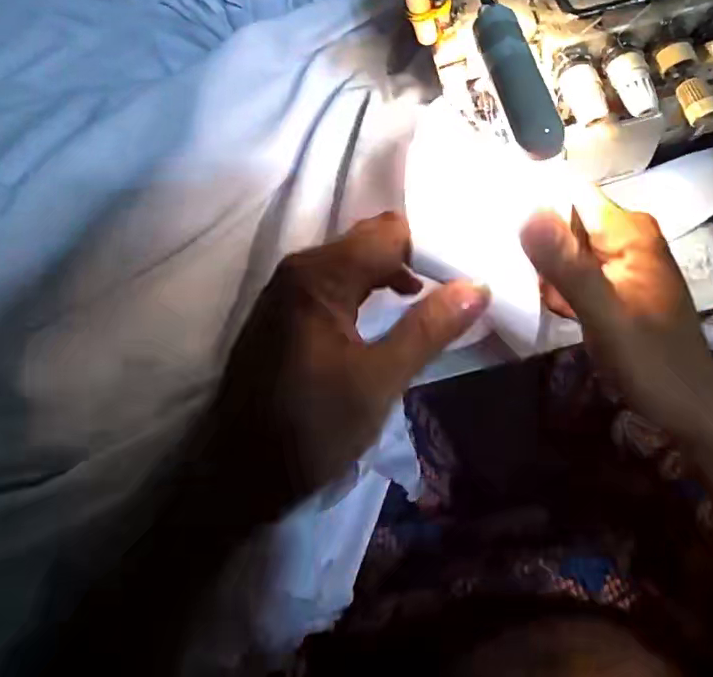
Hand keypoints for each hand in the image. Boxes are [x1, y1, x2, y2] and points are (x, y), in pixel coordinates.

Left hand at [207, 213, 489, 520]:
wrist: (234, 479)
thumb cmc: (309, 428)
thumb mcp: (379, 382)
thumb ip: (428, 328)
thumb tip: (477, 285)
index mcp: (320, 275)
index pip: (390, 233)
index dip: (431, 249)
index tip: (464, 275)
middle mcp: (300, 267)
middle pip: (369, 240)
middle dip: (414, 259)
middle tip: (454, 287)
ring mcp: (286, 288)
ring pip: (353, 260)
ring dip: (391, 275)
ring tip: (430, 302)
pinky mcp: (283, 310)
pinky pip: (335, 280)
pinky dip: (367, 289)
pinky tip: (387, 315)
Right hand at [520, 193, 712, 436]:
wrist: (690, 405)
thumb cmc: (651, 360)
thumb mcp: (604, 315)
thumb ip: (567, 265)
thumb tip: (528, 212)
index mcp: (628, 229)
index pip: (569, 190)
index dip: (534, 202)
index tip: (504, 226)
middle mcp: (628, 232)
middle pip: (565, 217)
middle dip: (542, 246)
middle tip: (539, 284)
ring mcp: (623, 255)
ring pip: (567, 244)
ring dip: (550, 270)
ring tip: (555, 302)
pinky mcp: (617, 278)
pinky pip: (577, 266)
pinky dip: (564, 285)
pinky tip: (565, 310)